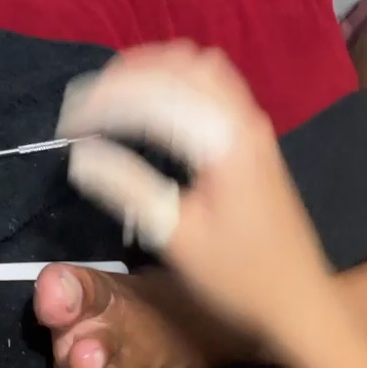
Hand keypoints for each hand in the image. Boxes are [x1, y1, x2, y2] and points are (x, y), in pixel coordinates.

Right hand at [57, 43, 334, 340]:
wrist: (298, 301)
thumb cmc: (237, 278)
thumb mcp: (175, 237)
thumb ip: (127, 188)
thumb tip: (80, 156)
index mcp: (225, 141)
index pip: (156, 96)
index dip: (105, 102)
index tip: (68, 125)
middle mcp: (243, 119)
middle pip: (180, 65)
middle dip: (126, 76)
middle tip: (85, 105)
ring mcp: (252, 125)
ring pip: (200, 67)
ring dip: (152, 71)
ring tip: (110, 95)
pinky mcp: (252, 137)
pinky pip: (212, 84)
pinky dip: (175, 81)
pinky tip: (150, 104)